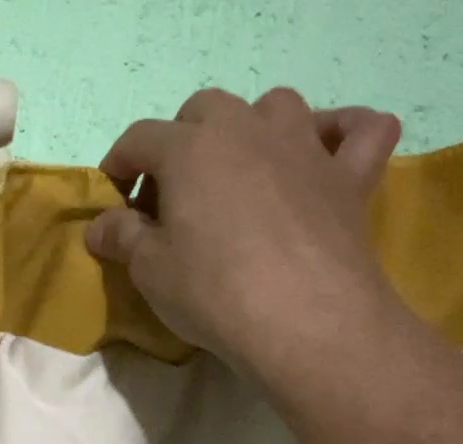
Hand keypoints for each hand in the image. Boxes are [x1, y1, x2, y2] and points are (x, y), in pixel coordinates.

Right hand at [86, 87, 406, 373]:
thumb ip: (121, 236)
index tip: (113, 202)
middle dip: (180, 142)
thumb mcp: (147, 269)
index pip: (139, 138)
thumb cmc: (211, 290)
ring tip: (238, 173)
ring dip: (250, 128)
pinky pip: (361, 129)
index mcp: (191, 149)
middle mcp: (248, 129)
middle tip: (171, 195)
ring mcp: (306, 145)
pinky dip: (342, 133)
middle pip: (205, 110)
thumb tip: (101, 225)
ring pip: (275, 106)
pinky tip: (324, 154)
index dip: (118, 166)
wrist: (303, 319)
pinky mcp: (352, 174)